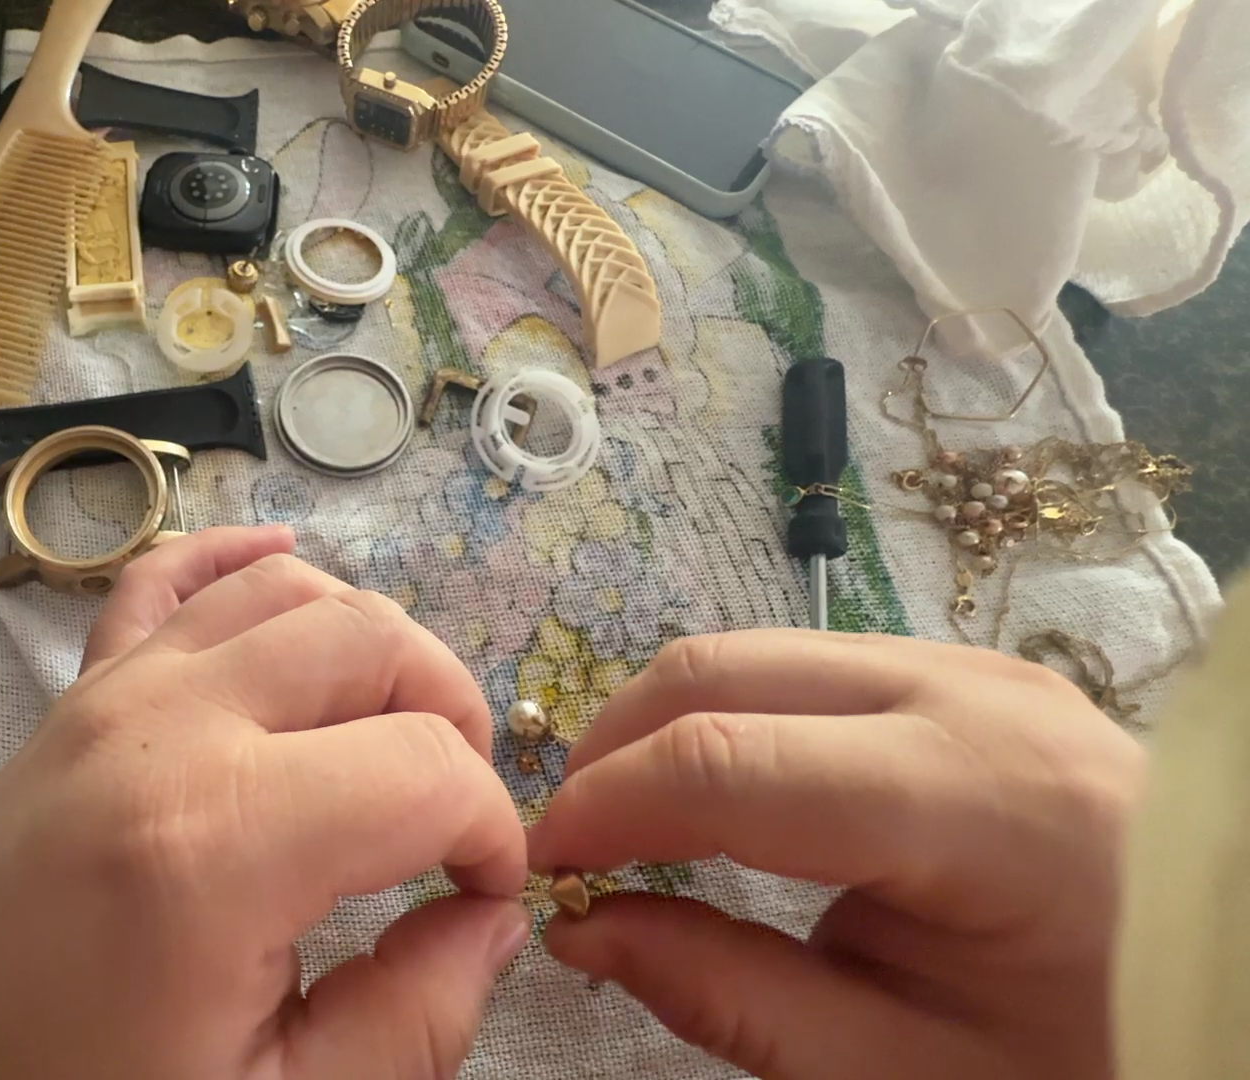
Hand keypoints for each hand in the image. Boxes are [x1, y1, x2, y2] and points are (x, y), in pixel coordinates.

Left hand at [0, 526, 529, 1078]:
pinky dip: (240, 555)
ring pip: (289, 588)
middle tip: (453, 798)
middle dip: (450, 707)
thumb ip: (409, 1021)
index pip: (423, 771)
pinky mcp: (88, 679)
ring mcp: (120, 682)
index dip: (488, 826)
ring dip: (373, 637)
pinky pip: (170, 571)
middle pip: (371, 641)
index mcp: (217, 842)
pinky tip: (285, 564)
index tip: (484, 885)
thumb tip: (487, 919)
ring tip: (394, 717)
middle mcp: (172, 724)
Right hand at [528, 630, 1144, 1079]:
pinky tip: (703, 781)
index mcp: (981, 800)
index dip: (605, 805)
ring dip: (650, 726)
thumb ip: (730, 997)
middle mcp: (959, 689)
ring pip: (733, 655)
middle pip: (711, 675)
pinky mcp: (939, 662)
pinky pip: (777, 664)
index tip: (542, 860)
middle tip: (575, 835)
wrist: (1242, 986)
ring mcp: (951, 659)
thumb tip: (580, 931)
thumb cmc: (1099, 1055)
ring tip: (625, 809)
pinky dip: (706, 716)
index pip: (725, 767)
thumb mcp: (913, 1073)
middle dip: (610, 750)